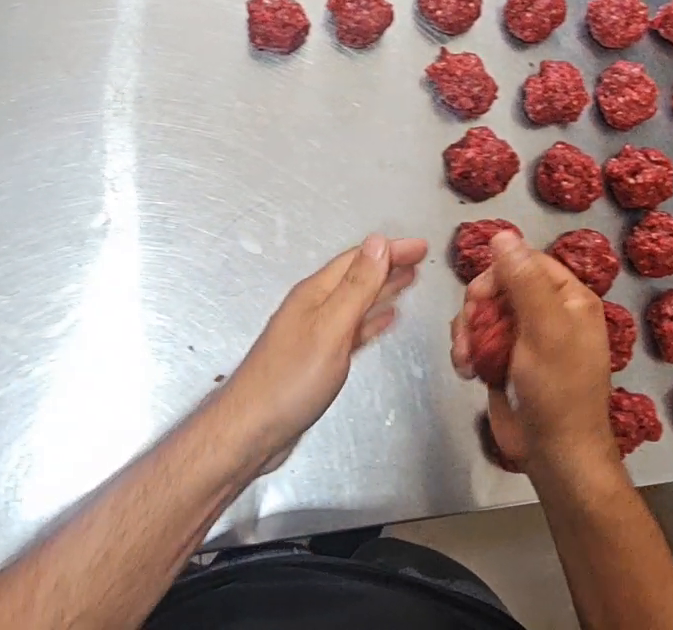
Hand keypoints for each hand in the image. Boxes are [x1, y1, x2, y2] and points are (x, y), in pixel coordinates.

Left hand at [219, 233, 424, 468]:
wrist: (251, 431)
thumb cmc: (291, 380)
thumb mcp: (330, 327)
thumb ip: (356, 286)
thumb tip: (377, 242)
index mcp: (316, 293)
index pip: (359, 259)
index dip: (390, 250)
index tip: (421, 246)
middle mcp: (314, 307)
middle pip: (356, 276)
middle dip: (389, 265)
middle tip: (420, 259)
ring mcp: (314, 333)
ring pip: (356, 301)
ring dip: (382, 289)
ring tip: (408, 280)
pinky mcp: (317, 359)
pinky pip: (352, 328)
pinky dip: (371, 319)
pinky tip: (384, 319)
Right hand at [450, 232, 614, 472]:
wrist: (556, 456)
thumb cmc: (559, 391)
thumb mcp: (545, 330)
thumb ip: (524, 281)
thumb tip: (503, 234)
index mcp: (569, 298)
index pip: (525, 263)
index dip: (498, 274)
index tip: (479, 297)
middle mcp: (549, 312)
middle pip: (499, 286)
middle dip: (477, 307)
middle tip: (470, 332)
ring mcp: (526, 337)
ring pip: (483, 311)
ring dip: (467, 331)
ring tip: (466, 358)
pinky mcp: (506, 360)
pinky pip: (478, 338)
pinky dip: (467, 350)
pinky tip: (467, 370)